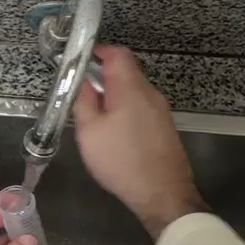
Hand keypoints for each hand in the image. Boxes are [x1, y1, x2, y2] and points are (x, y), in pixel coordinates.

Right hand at [73, 45, 206, 238]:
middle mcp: (150, 94)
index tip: (81, 58)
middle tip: (80, 87)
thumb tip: (82, 80)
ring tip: (93, 110)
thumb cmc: (120, 161)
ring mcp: (160, 110)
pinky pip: (141, 104)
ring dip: (114, 92)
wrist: (162, 193)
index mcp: (130, 89)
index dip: (99, 50)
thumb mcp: (89, 132)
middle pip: (128, 70)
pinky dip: (124, 105)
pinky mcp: (164, 125)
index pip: (119, 54)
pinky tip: (112, 127)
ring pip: (134, 89)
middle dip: (103, 73)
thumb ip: (83, 101)